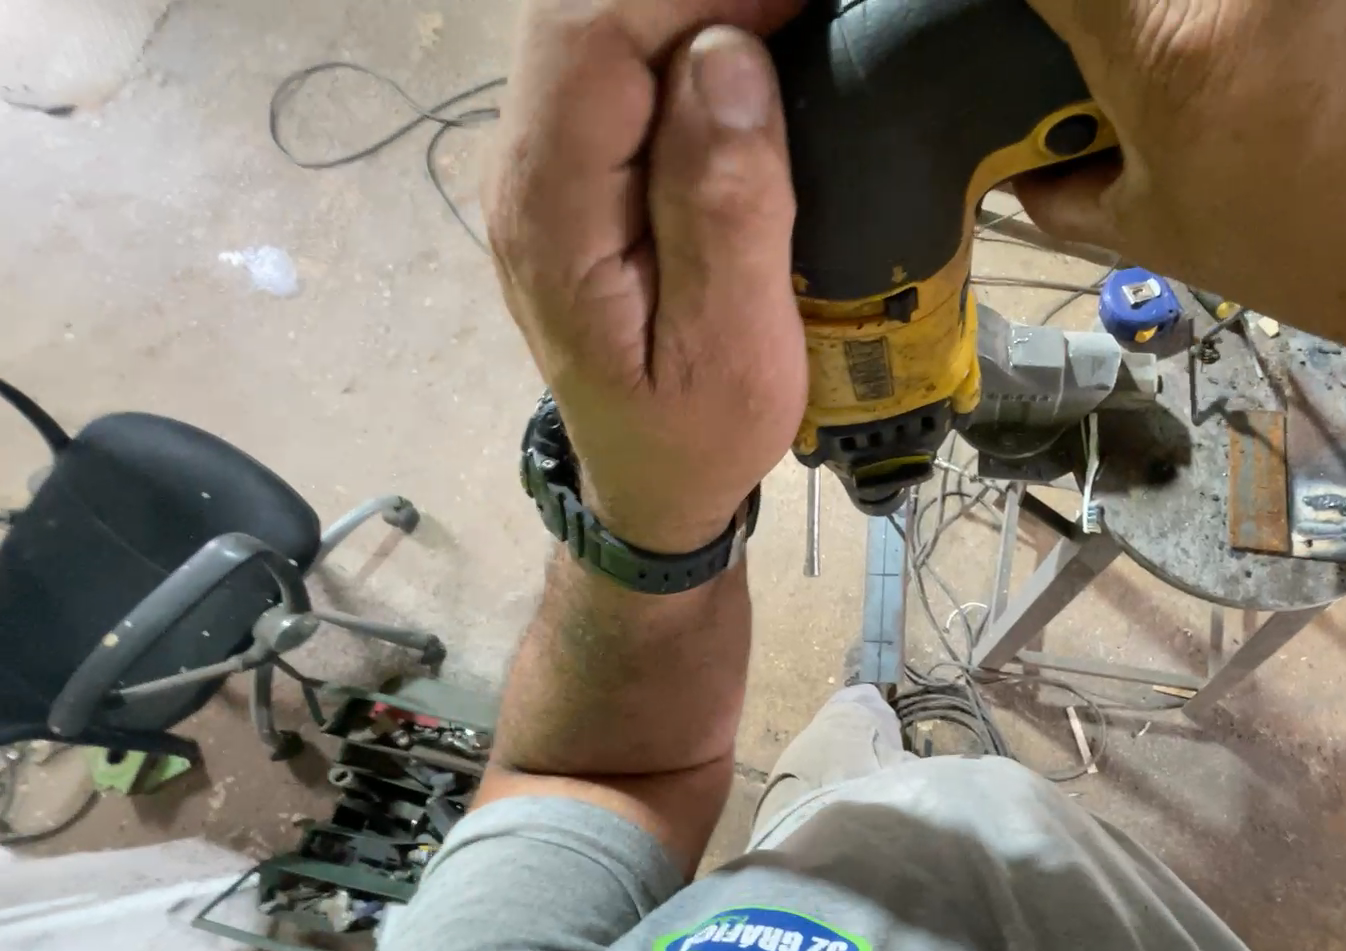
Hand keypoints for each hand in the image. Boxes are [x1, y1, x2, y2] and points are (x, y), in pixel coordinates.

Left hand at [488, 0, 805, 553]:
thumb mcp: (732, 349)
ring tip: (779, 22)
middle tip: (798, 8)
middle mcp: (526, 178)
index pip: (599, 40)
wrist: (652, 487)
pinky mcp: (576, 193)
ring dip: (685, 14)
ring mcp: (544, 181)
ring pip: (595, 43)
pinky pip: (614, 87)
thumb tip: (729, 59)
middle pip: (583, 20)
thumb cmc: (699, 436)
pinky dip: (675, 54)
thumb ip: (726, 212)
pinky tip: (735, 65)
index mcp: (556, 217)